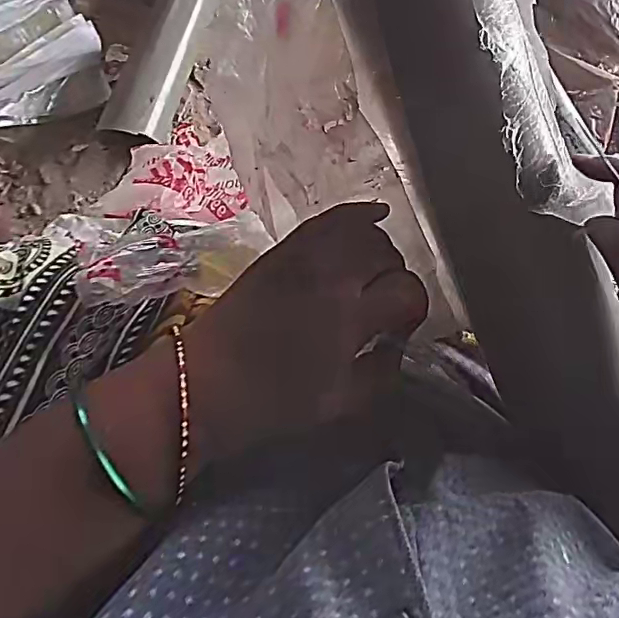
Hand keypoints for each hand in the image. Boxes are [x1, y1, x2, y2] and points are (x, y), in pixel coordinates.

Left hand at [182, 202, 427, 463]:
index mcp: (349, 318)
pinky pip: (328, 219)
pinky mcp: (283, 249)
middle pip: (387, 255)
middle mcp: (331, 276)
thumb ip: (383, 372)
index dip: (412, 308)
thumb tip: (398, 343)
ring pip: (362, 231)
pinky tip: (375, 215)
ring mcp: (304, 256)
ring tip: (372, 270)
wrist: (205, 382)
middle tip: (384, 300)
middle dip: (395, 277)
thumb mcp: (341, 403)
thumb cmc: (272, 402)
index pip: (407, 290)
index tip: (402, 324)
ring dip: (379, 248)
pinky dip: (356, 214)